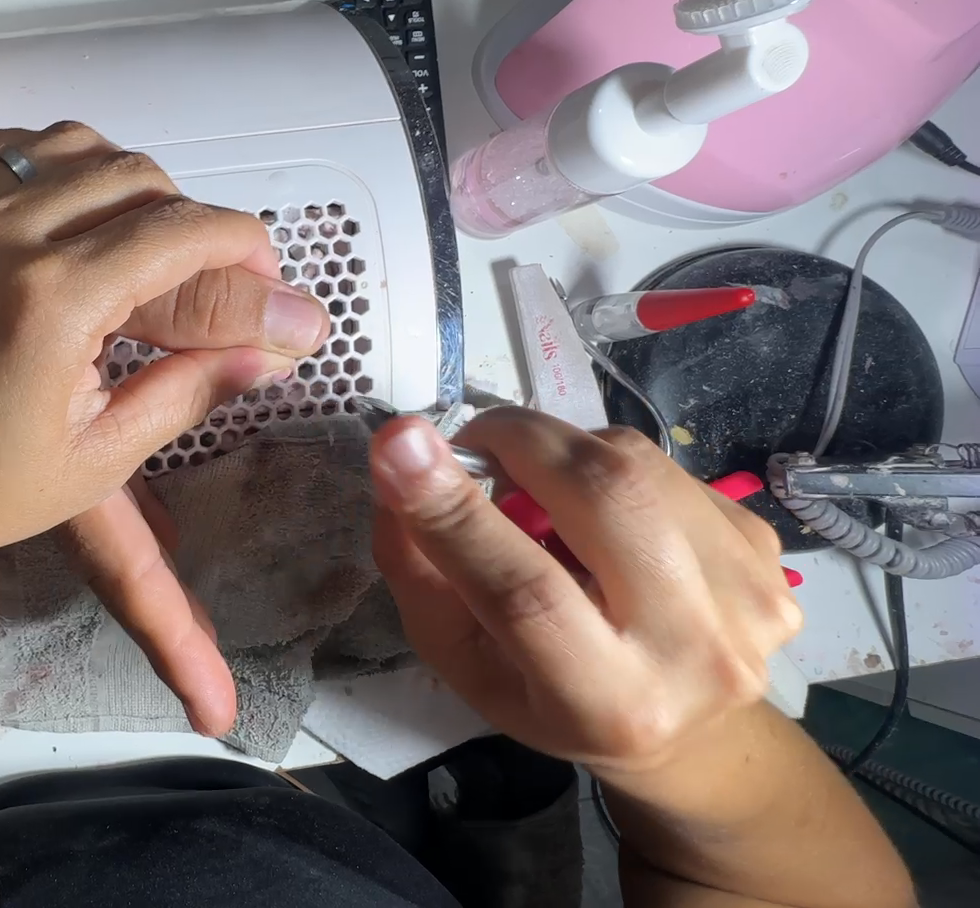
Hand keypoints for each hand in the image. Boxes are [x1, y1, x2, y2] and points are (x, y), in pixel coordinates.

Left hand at [0, 123, 328, 665]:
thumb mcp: (91, 462)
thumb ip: (186, 392)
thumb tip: (264, 353)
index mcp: (50, 304)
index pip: (180, 233)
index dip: (242, 243)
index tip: (265, 271)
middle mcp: (2, 237)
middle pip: (138, 177)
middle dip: (194, 218)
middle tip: (212, 273)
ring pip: (79, 149)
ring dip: (131, 185)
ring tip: (146, 246)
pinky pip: (14, 153)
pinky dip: (62, 169)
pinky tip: (75, 218)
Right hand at [368, 408, 801, 777]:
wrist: (682, 727)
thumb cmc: (532, 685)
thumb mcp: (448, 649)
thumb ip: (413, 563)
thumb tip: (399, 461)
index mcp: (603, 701)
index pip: (524, 591)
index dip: (456, 511)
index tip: (398, 441)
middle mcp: (699, 654)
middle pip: (609, 499)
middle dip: (519, 441)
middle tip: (473, 446)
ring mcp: (753, 596)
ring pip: (634, 463)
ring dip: (558, 454)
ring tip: (534, 495)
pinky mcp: (769, 549)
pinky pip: (662, 465)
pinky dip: (602, 467)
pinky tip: (594, 515)